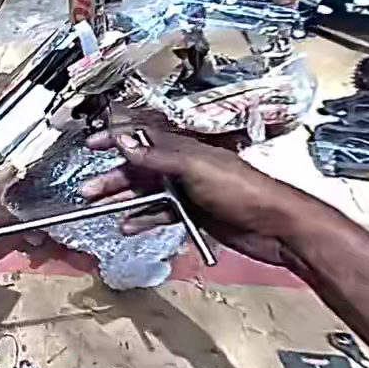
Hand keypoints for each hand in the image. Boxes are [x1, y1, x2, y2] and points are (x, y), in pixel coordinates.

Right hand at [79, 116, 330, 267]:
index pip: (140, 138)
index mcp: (181, 149)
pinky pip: (159, 214)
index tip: (92, 145)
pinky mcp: (191, 214)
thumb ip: (156, 156)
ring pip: (144, 192)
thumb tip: (123, 142)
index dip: (115, 140)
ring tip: (99, 207)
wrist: (279, 228)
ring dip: (121, 199)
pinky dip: (142, 218)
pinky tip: (129, 226)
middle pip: (137, 169)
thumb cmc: (243, 191)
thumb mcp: (195, 168)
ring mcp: (185, 191)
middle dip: (111, 177)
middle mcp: (180, 167)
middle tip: (88, 189)